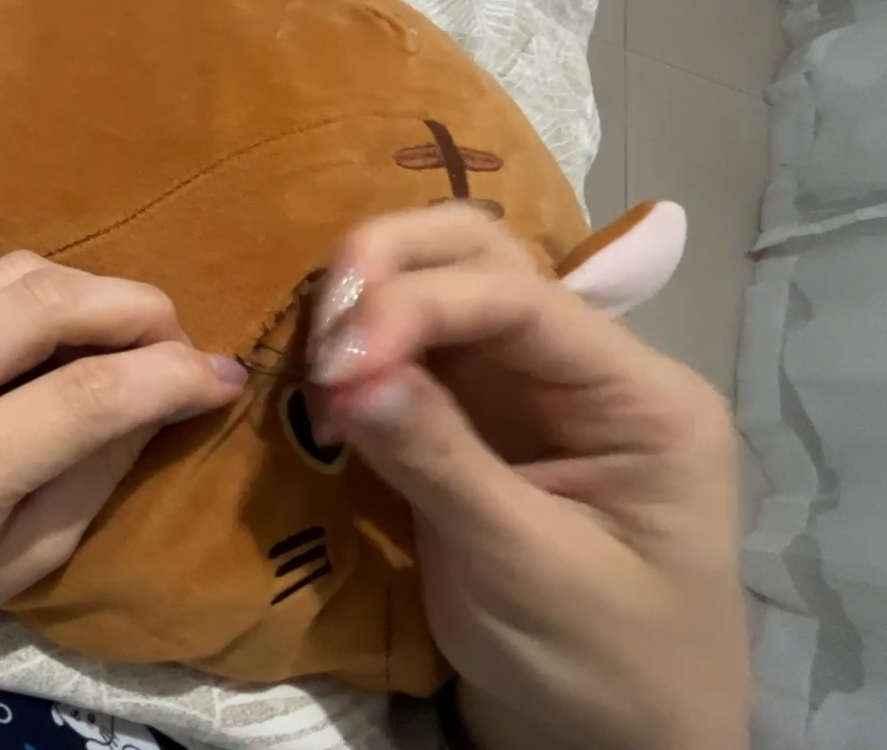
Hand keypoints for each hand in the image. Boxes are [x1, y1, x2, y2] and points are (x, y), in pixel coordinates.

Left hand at [0, 251, 247, 652]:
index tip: (223, 375)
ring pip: (13, 274)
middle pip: (42, 305)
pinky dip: (40, 292)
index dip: (166, 375)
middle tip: (177, 341)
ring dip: (91, 290)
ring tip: (127, 334)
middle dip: (134, 307)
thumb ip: (97, 469)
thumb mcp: (29, 558)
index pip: (78, 399)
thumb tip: (167, 388)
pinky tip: (62, 330)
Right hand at [305, 207, 745, 749]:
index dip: (413, 309)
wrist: (595, 725)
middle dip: (382, 267)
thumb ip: (439, 460)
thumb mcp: (525, 566)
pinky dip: (344, 333)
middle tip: (321, 333)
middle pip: (472, 247)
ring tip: (316, 358)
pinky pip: (391, 332)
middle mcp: (571, 358)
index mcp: (634, 393)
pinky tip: (318, 373)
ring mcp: (507, 372)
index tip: (335, 368)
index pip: (515, 297)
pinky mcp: (453, 396)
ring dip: (356, 294)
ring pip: (424, 271)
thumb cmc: (596, 657)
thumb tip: (347, 375)